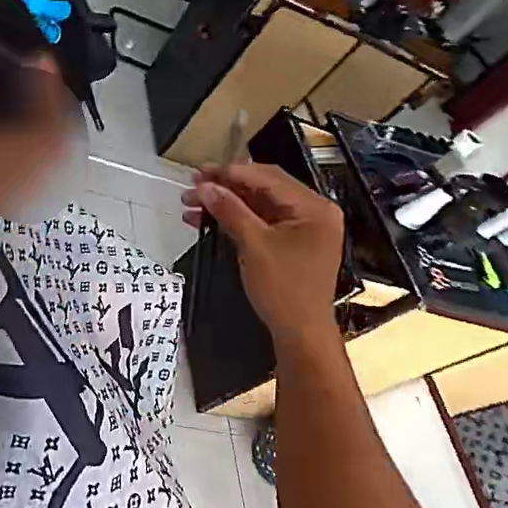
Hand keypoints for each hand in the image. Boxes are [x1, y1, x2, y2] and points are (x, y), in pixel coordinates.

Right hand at [184, 163, 343, 345]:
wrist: (301, 334)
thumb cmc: (285, 292)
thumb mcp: (254, 246)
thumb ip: (230, 211)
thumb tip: (205, 188)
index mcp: (314, 207)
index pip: (268, 177)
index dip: (230, 173)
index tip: (200, 173)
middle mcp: (313, 212)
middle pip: (263, 189)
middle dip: (225, 188)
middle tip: (193, 186)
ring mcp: (303, 229)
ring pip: (259, 206)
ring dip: (227, 204)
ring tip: (192, 204)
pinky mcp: (292, 244)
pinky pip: (262, 223)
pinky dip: (237, 221)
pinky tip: (209, 219)